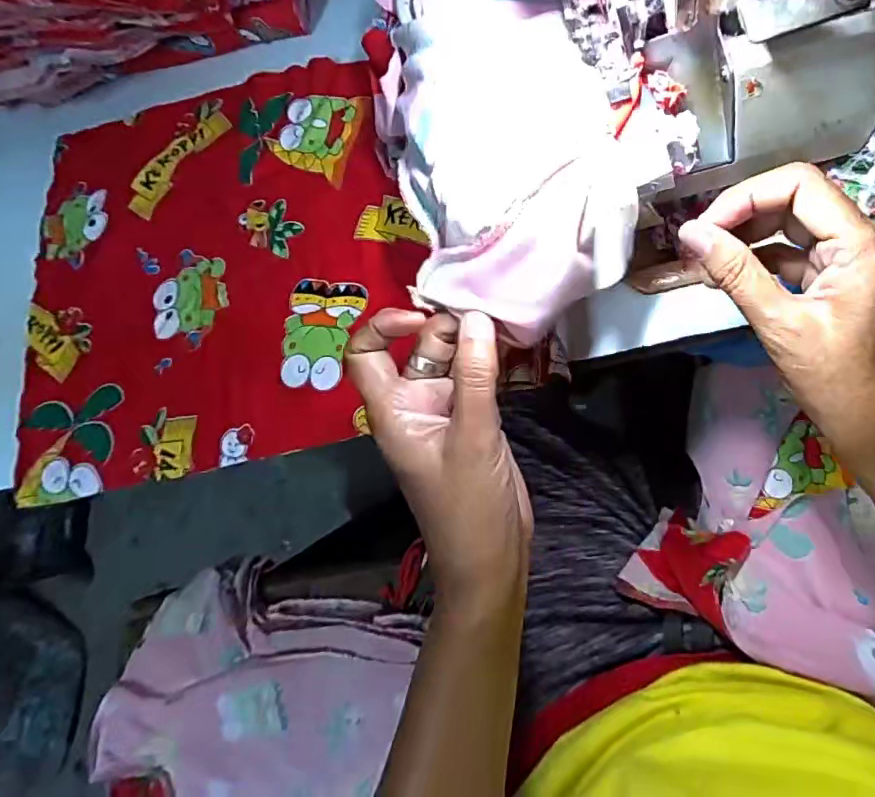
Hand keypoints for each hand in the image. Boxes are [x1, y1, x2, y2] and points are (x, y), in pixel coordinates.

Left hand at [347, 309, 531, 609]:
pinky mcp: (472, 420)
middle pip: (416, 349)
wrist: (492, 559)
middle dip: (444, 328)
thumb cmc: (467, 506)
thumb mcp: (472, 438)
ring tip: (500, 320)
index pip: (366, 355)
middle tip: (482, 315)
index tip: (421, 317)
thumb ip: (475, 377)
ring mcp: (445, 412)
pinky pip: (474, 377)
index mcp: (394, 411)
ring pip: (450, 359)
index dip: (383, 327)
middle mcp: (414, 405)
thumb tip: (477, 317)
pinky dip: (487, 360)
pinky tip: (508, 343)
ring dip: (470, 340)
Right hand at [678, 163, 874, 481]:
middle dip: (742, 216)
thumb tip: (691, 233)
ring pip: (793, 225)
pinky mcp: (843, 281)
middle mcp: (864, 241)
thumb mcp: (781, 325)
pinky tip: (730, 274)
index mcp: (861, 244)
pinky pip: (797, 253)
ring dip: (748, 237)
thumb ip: (735, 272)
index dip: (746, 197)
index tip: (707, 227)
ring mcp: (855, 261)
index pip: (799, 184)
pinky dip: (762, 259)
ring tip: (707, 259)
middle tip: (700, 241)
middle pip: (795, 200)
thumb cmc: (840, 385)